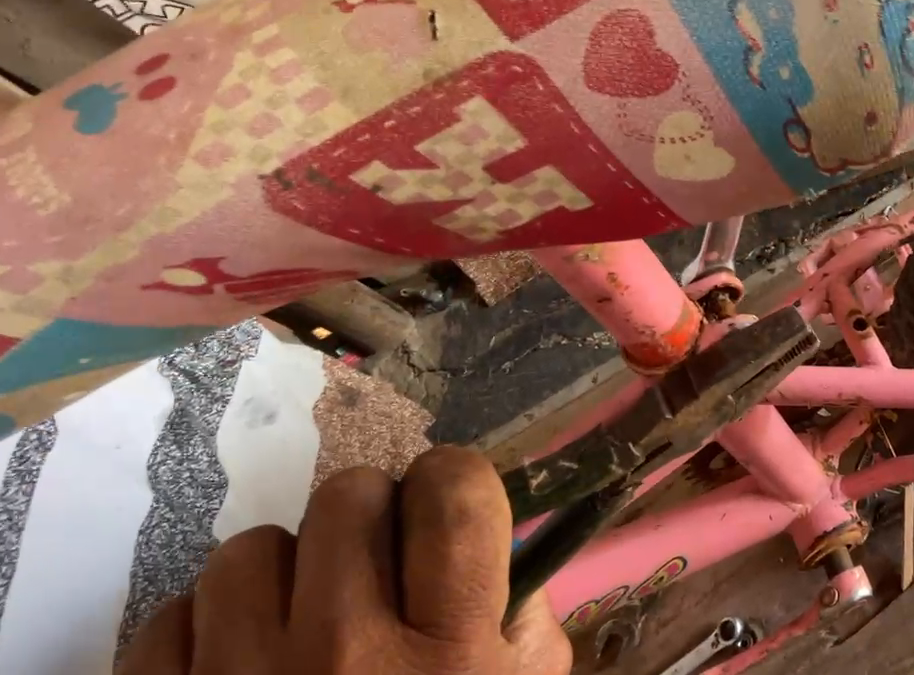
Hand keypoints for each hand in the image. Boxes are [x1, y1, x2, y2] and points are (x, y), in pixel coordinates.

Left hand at [120, 446, 570, 674]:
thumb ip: (526, 617)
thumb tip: (501, 549)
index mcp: (448, 647)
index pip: (453, 496)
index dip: (454, 478)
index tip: (448, 503)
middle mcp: (343, 655)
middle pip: (348, 499)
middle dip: (371, 515)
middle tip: (379, 557)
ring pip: (248, 550)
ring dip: (285, 570)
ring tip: (301, 613)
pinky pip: (166, 622)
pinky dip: (206, 630)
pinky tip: (240, 661)